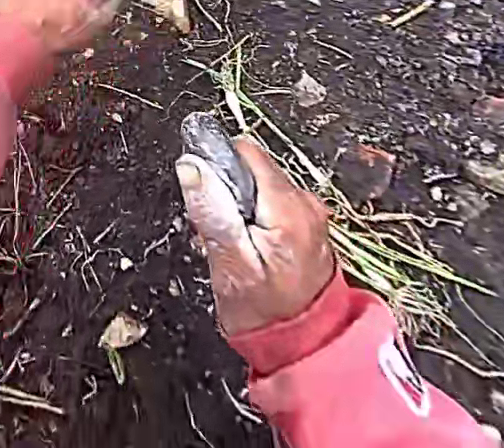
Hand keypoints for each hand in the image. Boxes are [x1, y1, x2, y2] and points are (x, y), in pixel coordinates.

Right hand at [176, 137, 336, 335]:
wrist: (306, 349)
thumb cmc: (265, 314)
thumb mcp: (229, 265)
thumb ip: (212, 211)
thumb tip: (192, 165)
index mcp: (287, 207)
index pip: (246, 153)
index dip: (220, 169)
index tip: (209, 199)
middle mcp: (305, 202)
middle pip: (255, 169)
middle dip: (230, 192)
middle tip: (220, 234)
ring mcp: (311, 212)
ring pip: (263, 185)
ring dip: (243, 207)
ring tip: (236, 246)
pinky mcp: (310, 222)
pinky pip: (276, 203)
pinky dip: (259, 218)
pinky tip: (253, 249)